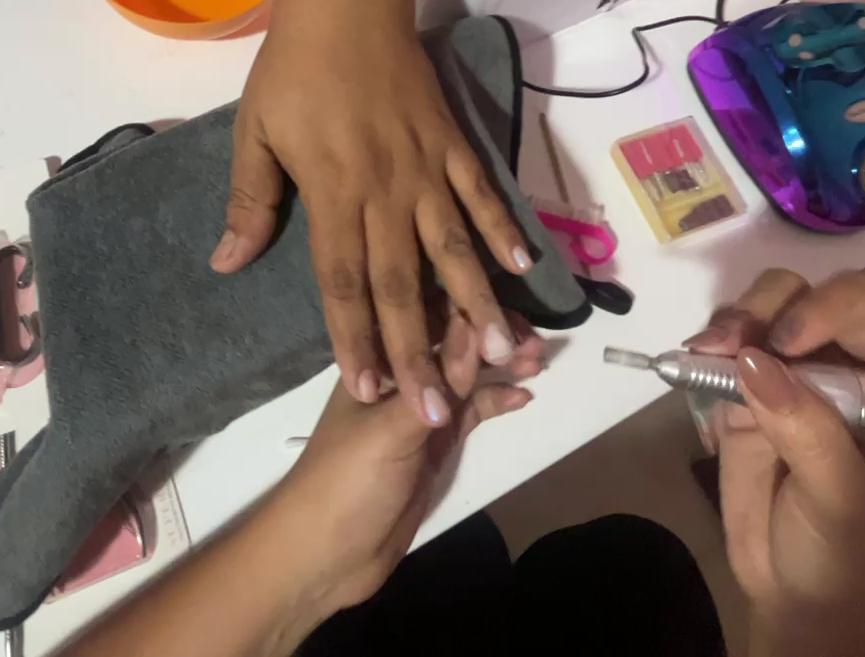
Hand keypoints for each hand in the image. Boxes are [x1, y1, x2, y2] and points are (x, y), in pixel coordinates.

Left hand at [212, 0, 532, 427]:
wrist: (345, 4)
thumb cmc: (291, 71)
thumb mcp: (254, 134)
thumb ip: (250, 202)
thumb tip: (227, 265)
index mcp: (332, 193)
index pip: (344, 282)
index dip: (354, 339)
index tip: (368, 391)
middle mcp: (385, 191)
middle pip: (402, 283)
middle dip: (417, 348)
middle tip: (435, 407)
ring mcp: (426, 167)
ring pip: (453, 247)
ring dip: (475, 302)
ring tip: (502, 351)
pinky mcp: (452, 142)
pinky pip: (480, 191)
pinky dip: (500, 227)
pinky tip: (521, 263)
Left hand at [263, 310, 542, 614]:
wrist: (325, 555)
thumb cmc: (347, 480)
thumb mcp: (392, 427)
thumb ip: (437, 380)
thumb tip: (475, 322)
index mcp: (376, 358)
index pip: (426, 316)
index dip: (468, 308)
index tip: (511, 314)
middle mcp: (399, 374)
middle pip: (451, 341)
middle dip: (491, 335)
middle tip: (535, 341)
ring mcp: (418, 408)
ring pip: (465, 375)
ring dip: (499, 365)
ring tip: (539, 361)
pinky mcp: (433, 442)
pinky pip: (470, 410)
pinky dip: (495, 401)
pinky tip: (522, 398)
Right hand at [687, 270, 864, 656]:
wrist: (802, 597)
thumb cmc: (851, 553)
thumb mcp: (845, 497)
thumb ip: (807, 429)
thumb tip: (751, 360)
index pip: (863, 311)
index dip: (825, 308)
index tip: (785, 341)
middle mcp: (833, 365)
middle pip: (798, 296)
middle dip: (760, 307)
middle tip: (724, 343)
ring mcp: (780, 377)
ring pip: (753, 311)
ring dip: (725, 321)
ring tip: (700, 354)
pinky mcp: (735, 392)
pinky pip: (715, 347)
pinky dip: (699, 348)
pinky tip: (689, 367)